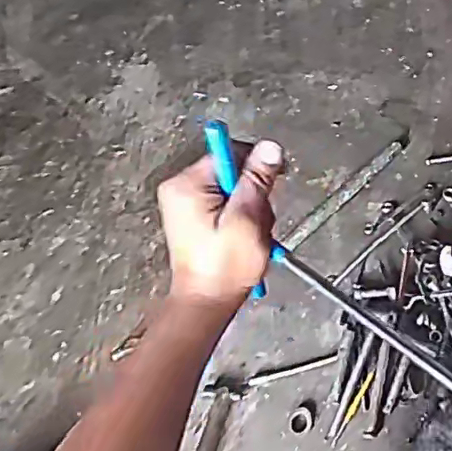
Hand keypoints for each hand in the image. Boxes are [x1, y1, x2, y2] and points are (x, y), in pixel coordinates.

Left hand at [155, 139, 285, 302]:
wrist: (207, 302)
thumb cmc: (223, 268)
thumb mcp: (247, 219)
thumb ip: (257, 180)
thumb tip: (269, 148)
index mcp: (188, 185)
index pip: (230, 153)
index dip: (255, 168)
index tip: (268, 188)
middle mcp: (182, 190)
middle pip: (233, 172)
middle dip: (254, 195)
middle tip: (255, 222)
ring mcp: (187, 204)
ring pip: (235, 190)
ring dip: (251, 210)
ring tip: (250, 235)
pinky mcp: (196, 217)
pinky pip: (228, 204)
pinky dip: (242, 218)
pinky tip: (243, 237)